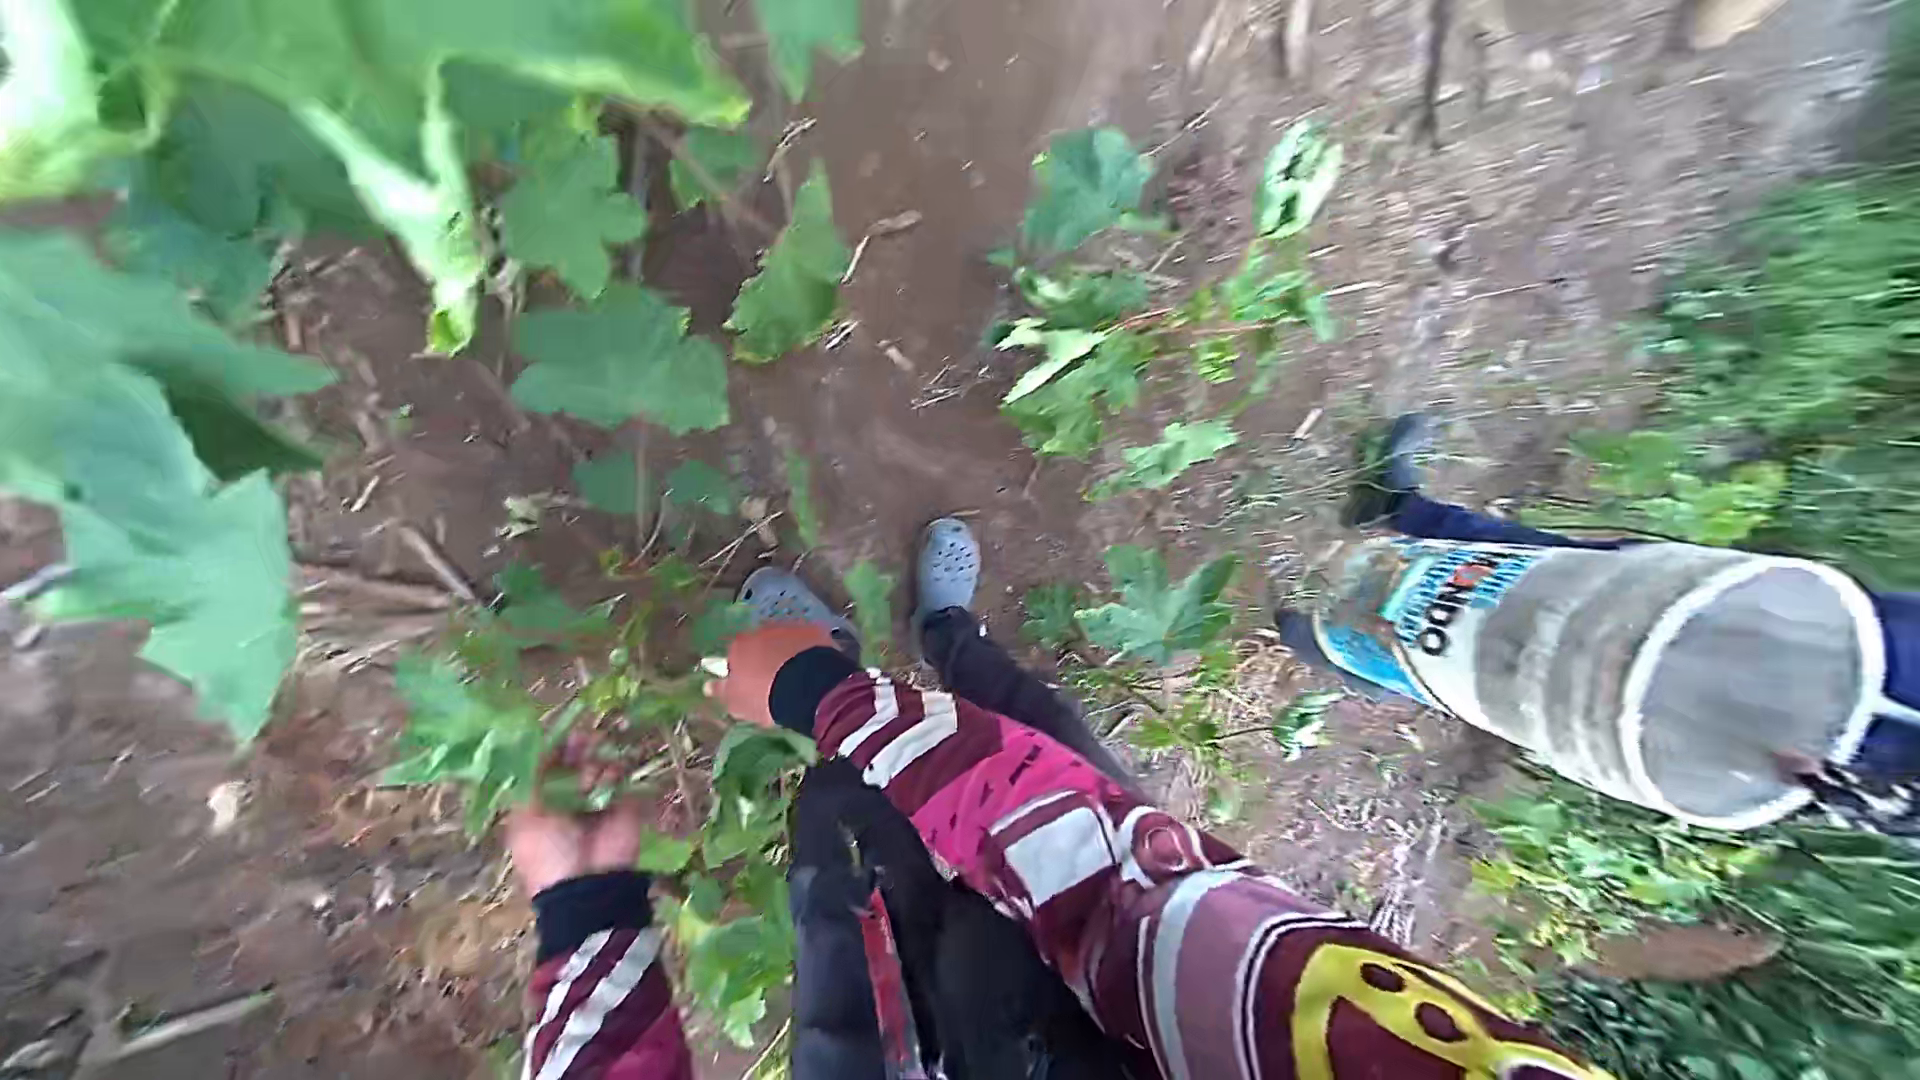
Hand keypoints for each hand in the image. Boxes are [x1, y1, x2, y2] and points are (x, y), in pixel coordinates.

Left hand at [505, 737, 646, 895]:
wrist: (587, 880)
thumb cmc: (548, 852)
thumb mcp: (526, 819)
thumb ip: (531, 782)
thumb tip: (537, 745)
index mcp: (544, 798)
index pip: (550, 762)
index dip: (554, 746)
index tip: (560, 733)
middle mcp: (572, 792)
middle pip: (578, 757)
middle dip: (578, 747)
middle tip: (582, 739)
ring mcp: (600, 793)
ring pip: (600, 760)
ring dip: (594, 761)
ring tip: (590, 778)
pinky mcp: (625, 796)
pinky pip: (622, 772)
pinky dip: (614, 771)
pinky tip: (606, 780)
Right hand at [702, 620, 835, 727]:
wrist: (806, 687)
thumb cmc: (765, 697)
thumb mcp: (737, 702)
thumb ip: (722, 691)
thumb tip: (708, 686)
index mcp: (740, 645)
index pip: (736, 652)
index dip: (743, 666)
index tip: (750, 682)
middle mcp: (763, 630)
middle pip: (762, 641)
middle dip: (766, 655)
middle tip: (775, 677)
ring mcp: (790, 627)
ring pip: (786, 637)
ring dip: (788, 649)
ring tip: (798, 672)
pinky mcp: (815, 629)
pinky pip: (809, 638)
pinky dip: (810, 648)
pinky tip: (816, 665)